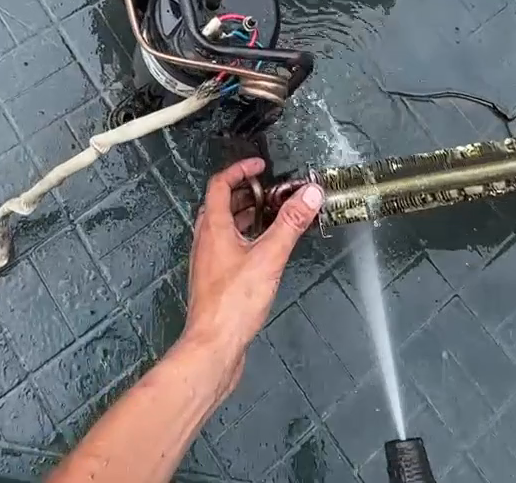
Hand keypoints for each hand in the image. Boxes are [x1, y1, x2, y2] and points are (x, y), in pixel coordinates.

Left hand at [174, 158, 322, 400]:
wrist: (212, 348)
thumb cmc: (233, 303)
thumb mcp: (269, 257)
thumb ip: (290, 223)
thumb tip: (309, 194)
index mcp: (213, 227)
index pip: (220, 184)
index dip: (240, 170)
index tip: (261, 166)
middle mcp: (206, 240)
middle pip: (220, 203)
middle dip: (246, 192)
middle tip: (270, 191)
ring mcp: (208, 261)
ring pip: (224, 226)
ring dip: (245, 215)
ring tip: (272, 216)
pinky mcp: (215, 280)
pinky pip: (228, 247)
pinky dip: (245, 238)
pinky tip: (263, 251)